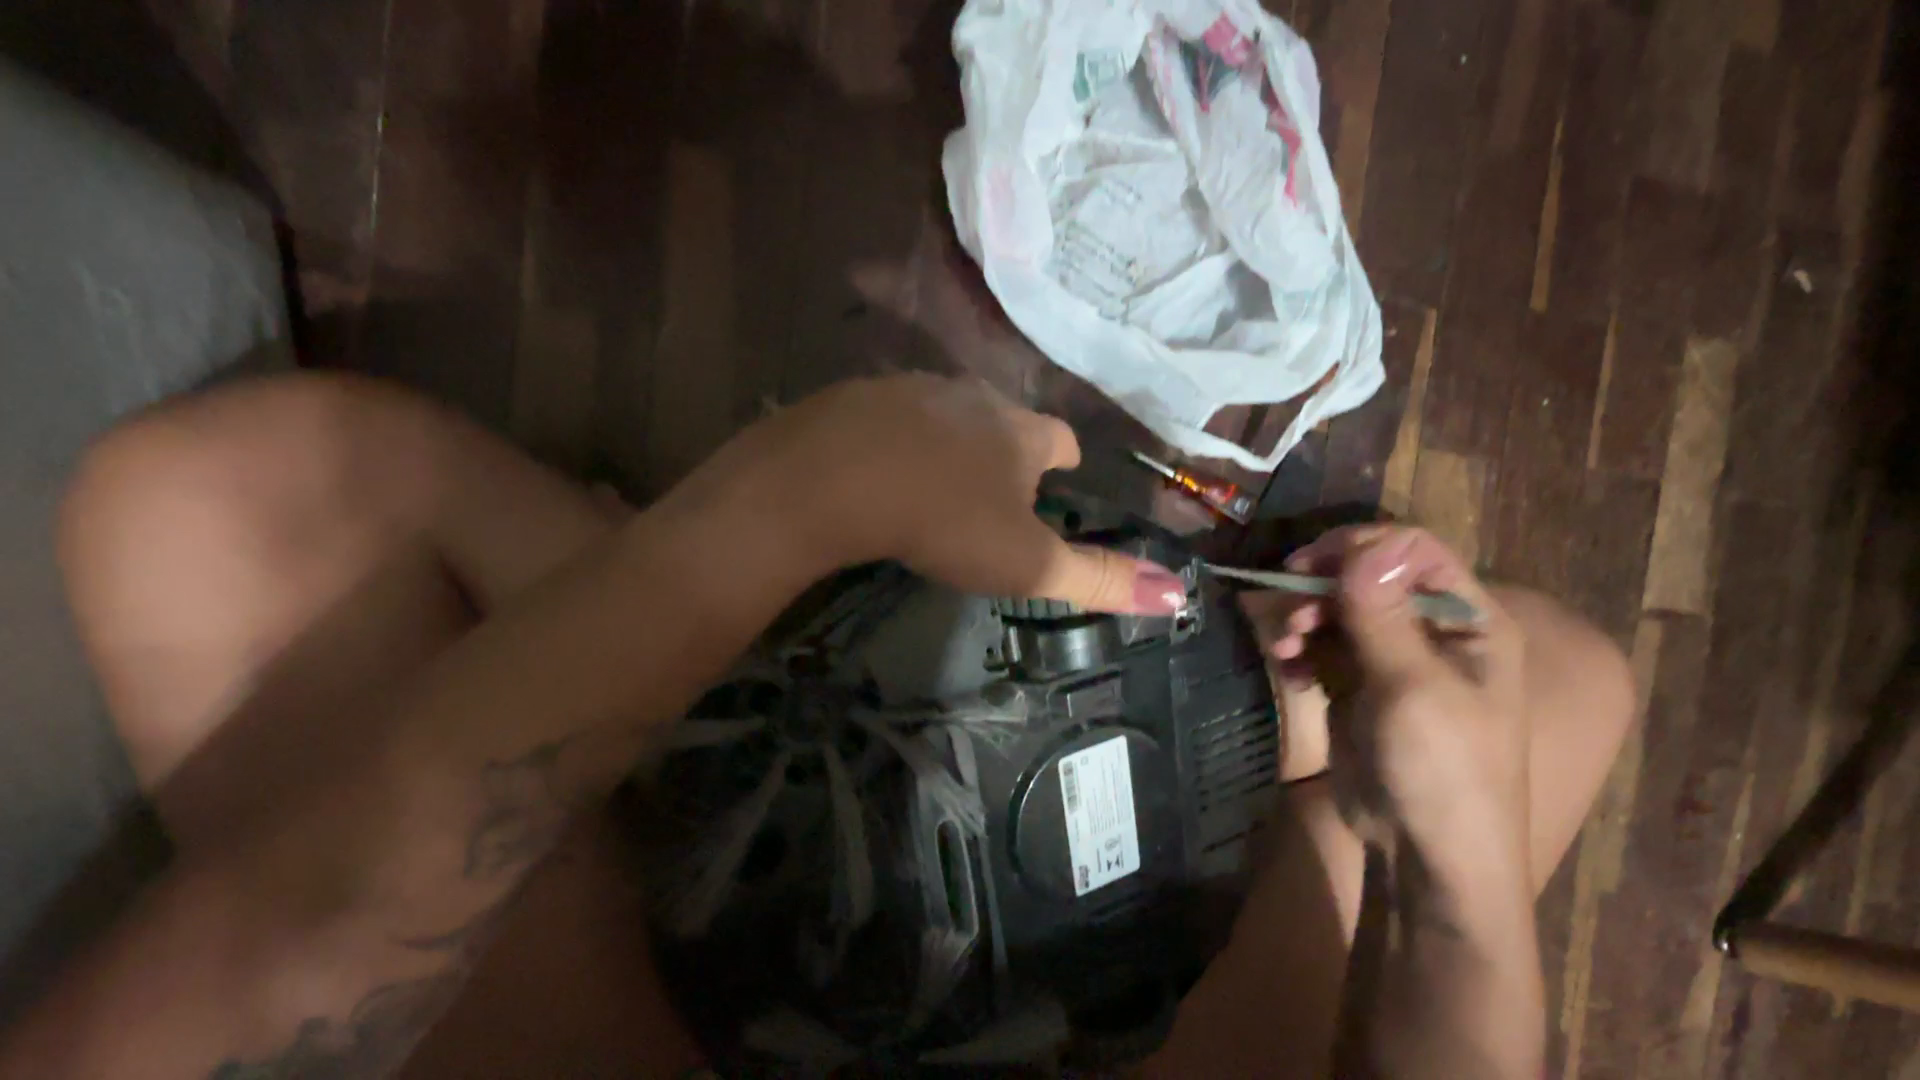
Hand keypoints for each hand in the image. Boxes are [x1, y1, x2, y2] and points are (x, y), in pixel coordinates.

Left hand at [700, 373, 1189, 614]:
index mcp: (1021, 433)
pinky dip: (896, 438)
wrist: (831, 478)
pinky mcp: (860, 395)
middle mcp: (975, 398)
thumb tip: (1178, 595)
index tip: (1054, 482)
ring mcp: (914, 390)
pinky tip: (878, 468)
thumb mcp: (1026, 563)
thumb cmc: (943, 521)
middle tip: (992, 489)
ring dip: (951, 440)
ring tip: (936, 479)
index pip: (1062, 438)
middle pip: (1005, 418)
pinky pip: (891, 415)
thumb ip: (1097, 579)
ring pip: (948, 412)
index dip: (1063, 461)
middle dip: (1006, 448)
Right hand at [1255, 527, 1527, 869]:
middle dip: (1325, 584)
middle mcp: (1434, 630)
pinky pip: (1324, 646)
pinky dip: (1301, 648)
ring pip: (1340, 609)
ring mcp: (1395, 659)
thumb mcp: (1414, 689)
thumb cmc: (1443, 771)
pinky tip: (1289, 669)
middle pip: (1371, 575)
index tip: (1311, 566)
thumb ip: (1384, 615)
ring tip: (1285, 645)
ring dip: (1306, 617)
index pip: (1415, 551)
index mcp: (1470, 621)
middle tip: (1288, 605)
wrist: (1427, 856)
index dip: (1362, 549)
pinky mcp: (1360, 686)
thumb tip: (1364, 544)